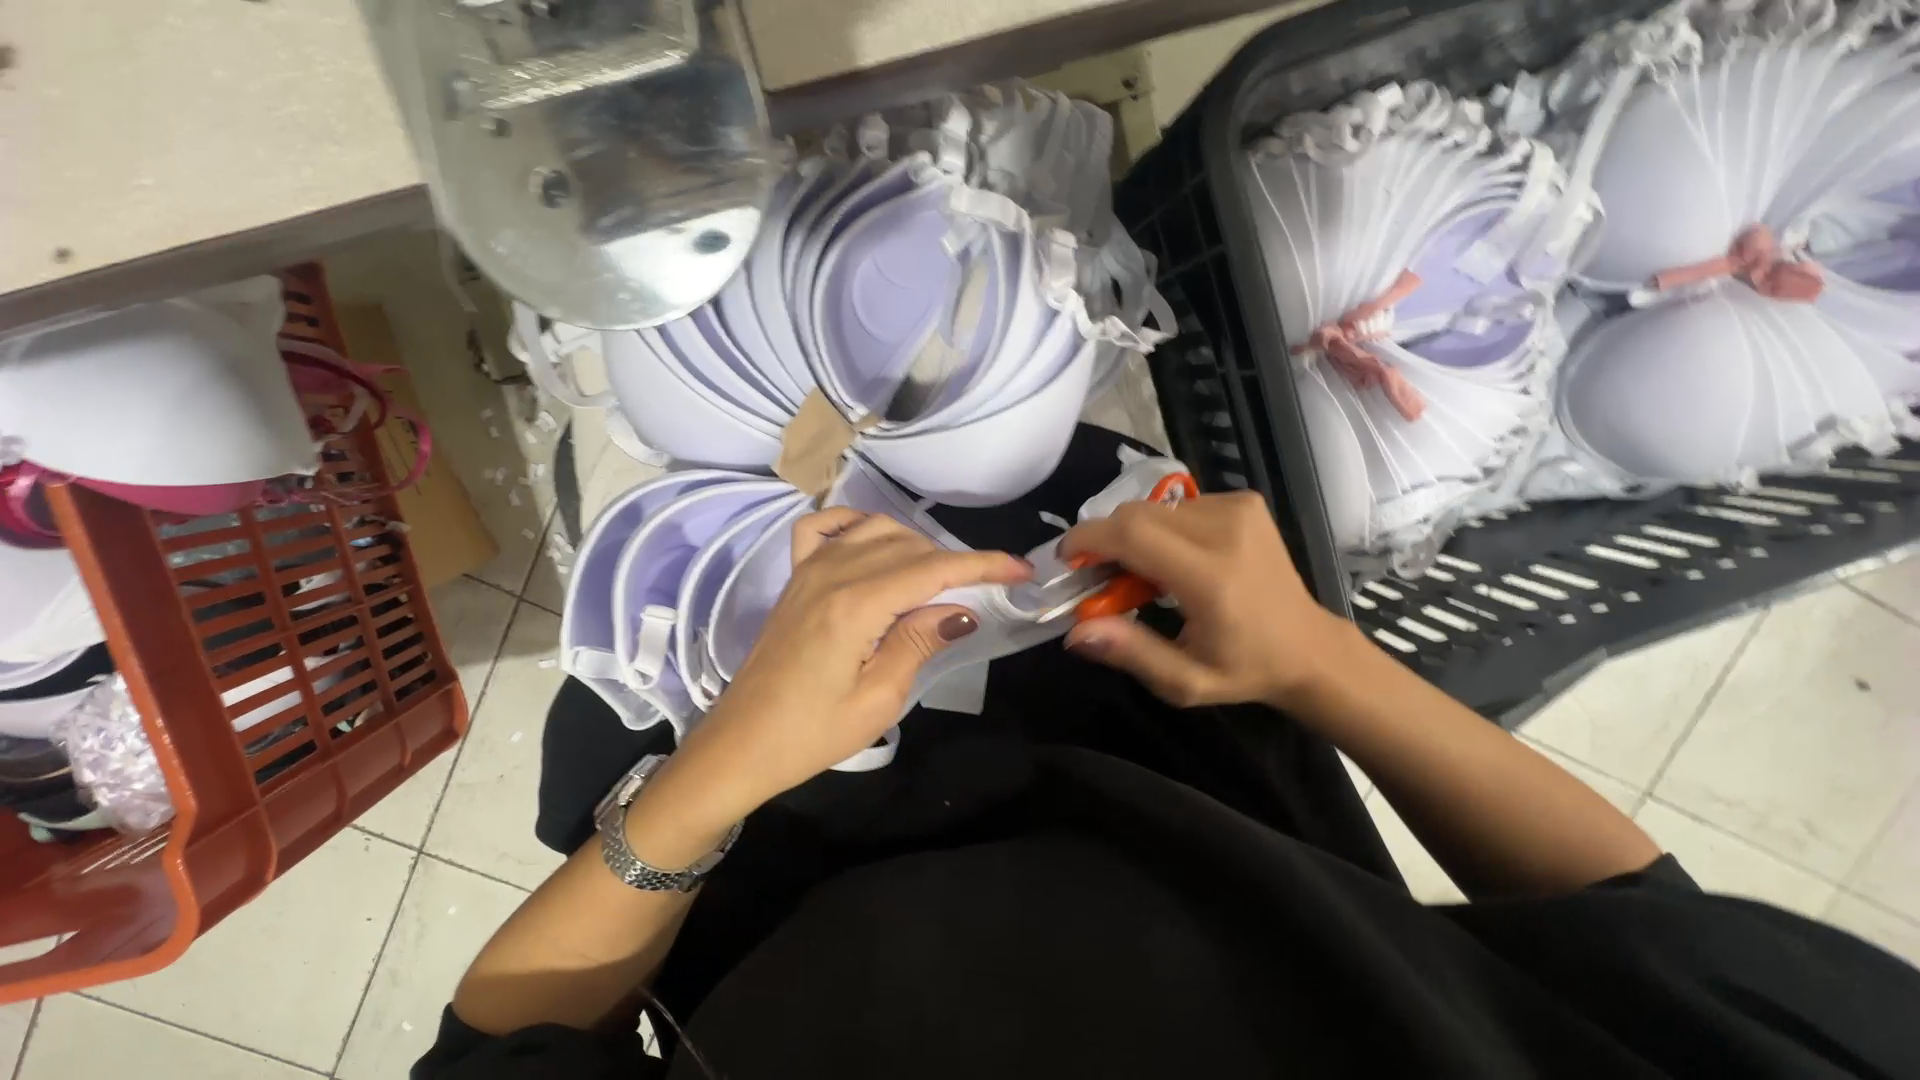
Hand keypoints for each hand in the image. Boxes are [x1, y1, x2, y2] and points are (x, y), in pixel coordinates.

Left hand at [654, 508, 1029, 823]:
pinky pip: (824, 528)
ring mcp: (808, 571)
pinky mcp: (794, 579)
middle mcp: (832, 574)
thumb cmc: (811, 735)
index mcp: (855, 605)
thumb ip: (919, 643)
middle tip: (984, 591)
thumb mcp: (878, 699)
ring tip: (938, 579)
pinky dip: (855, 523)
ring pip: (875, 530)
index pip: (933, 569)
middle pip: (908, 546)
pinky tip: (873, 542)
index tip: (1021, 569)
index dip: (982, 564)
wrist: (741, 745)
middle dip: (954, 561)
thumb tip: (963, 608)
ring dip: (914, 545)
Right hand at [1059, 491, 1352, 708]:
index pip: (1132, 534)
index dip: (1088, 539)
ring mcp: (1238, 510)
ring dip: (1135, 536)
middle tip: (1102, 578)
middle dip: (1106, 540)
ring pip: (1154, 508)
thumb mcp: (1184, 681)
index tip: (1067, 559)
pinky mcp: (1244, 502)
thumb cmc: (1244, 669)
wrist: (1309, 647)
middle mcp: (1225, 530)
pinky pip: (1179, 506)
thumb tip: (1076, 631)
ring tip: (1144, 575)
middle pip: (1136, 514)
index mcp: (1210, 576)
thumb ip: (1130, 653)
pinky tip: (1175, 560)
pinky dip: (1163, 529)